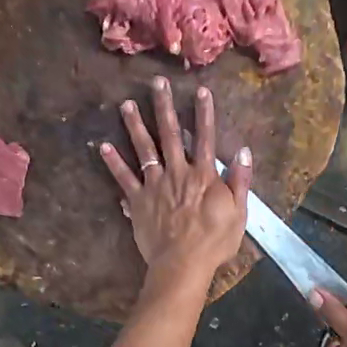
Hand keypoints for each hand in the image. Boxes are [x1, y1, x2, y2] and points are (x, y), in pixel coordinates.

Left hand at [99, 76, 253, 291]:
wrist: (183, 264)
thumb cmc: (216, 241)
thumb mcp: (239, 212)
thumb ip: (240, 180)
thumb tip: (243, 151)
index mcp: (204, 175)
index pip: (205, 138)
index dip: (204, 113)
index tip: (200, 90)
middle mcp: (178, 173)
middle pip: (170, 134)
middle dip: (164, 106)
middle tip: (157, 82)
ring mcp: (155, 185)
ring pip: (143, 149)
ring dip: (134, 125)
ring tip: (126, 104)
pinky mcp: (138, 201)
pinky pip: (124, 178)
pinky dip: (113, 162)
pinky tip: (103, 146)